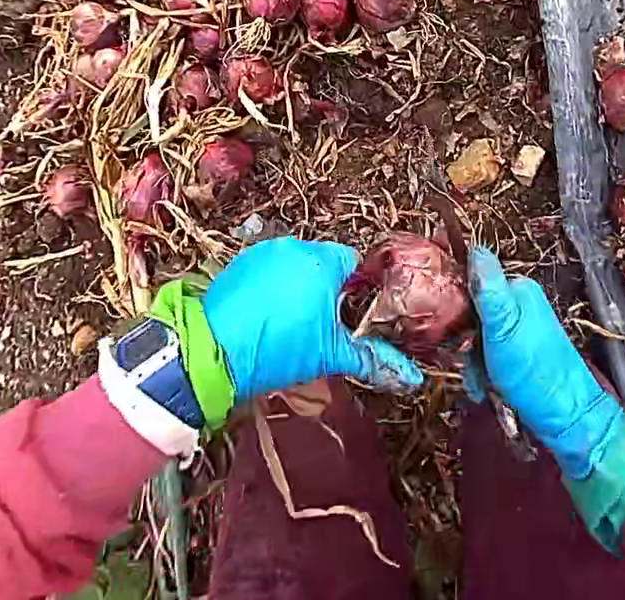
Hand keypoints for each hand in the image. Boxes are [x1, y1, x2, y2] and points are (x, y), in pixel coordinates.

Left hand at [204, 236, 423, 403]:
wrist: (212, 354)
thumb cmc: (278, 348)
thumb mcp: (330, 355)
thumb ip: (372, 359)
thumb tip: (412, 376)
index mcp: (323, 261)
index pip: (353, 262)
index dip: (355, 289)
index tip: (348, 314)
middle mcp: (295, 248)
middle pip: (325, 264)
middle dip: (326, 290)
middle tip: (321, 325)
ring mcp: (265, 253)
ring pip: (296, 267)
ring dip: (299, 287)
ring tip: (291, 324)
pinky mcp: (241, 263)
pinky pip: (268, 270)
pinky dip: (272, 287)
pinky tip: (266, 317)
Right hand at [468, 247, 624, 478]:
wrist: (566, 417)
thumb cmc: (535, 372)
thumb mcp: (503, 326)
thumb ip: (488, 288)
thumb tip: (476, 247)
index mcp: (517, 289)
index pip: (472, 279)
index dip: (456, 301)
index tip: (450, 324)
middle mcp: (518, 304)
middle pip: (471, 310)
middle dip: (463, 339)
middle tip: (469, 359)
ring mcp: (518, 329)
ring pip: (476, 336)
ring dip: (472, 361)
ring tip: (481, 380)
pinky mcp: (517, 352)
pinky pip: (487, 354)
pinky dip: (482, 372)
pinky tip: (487, 388)